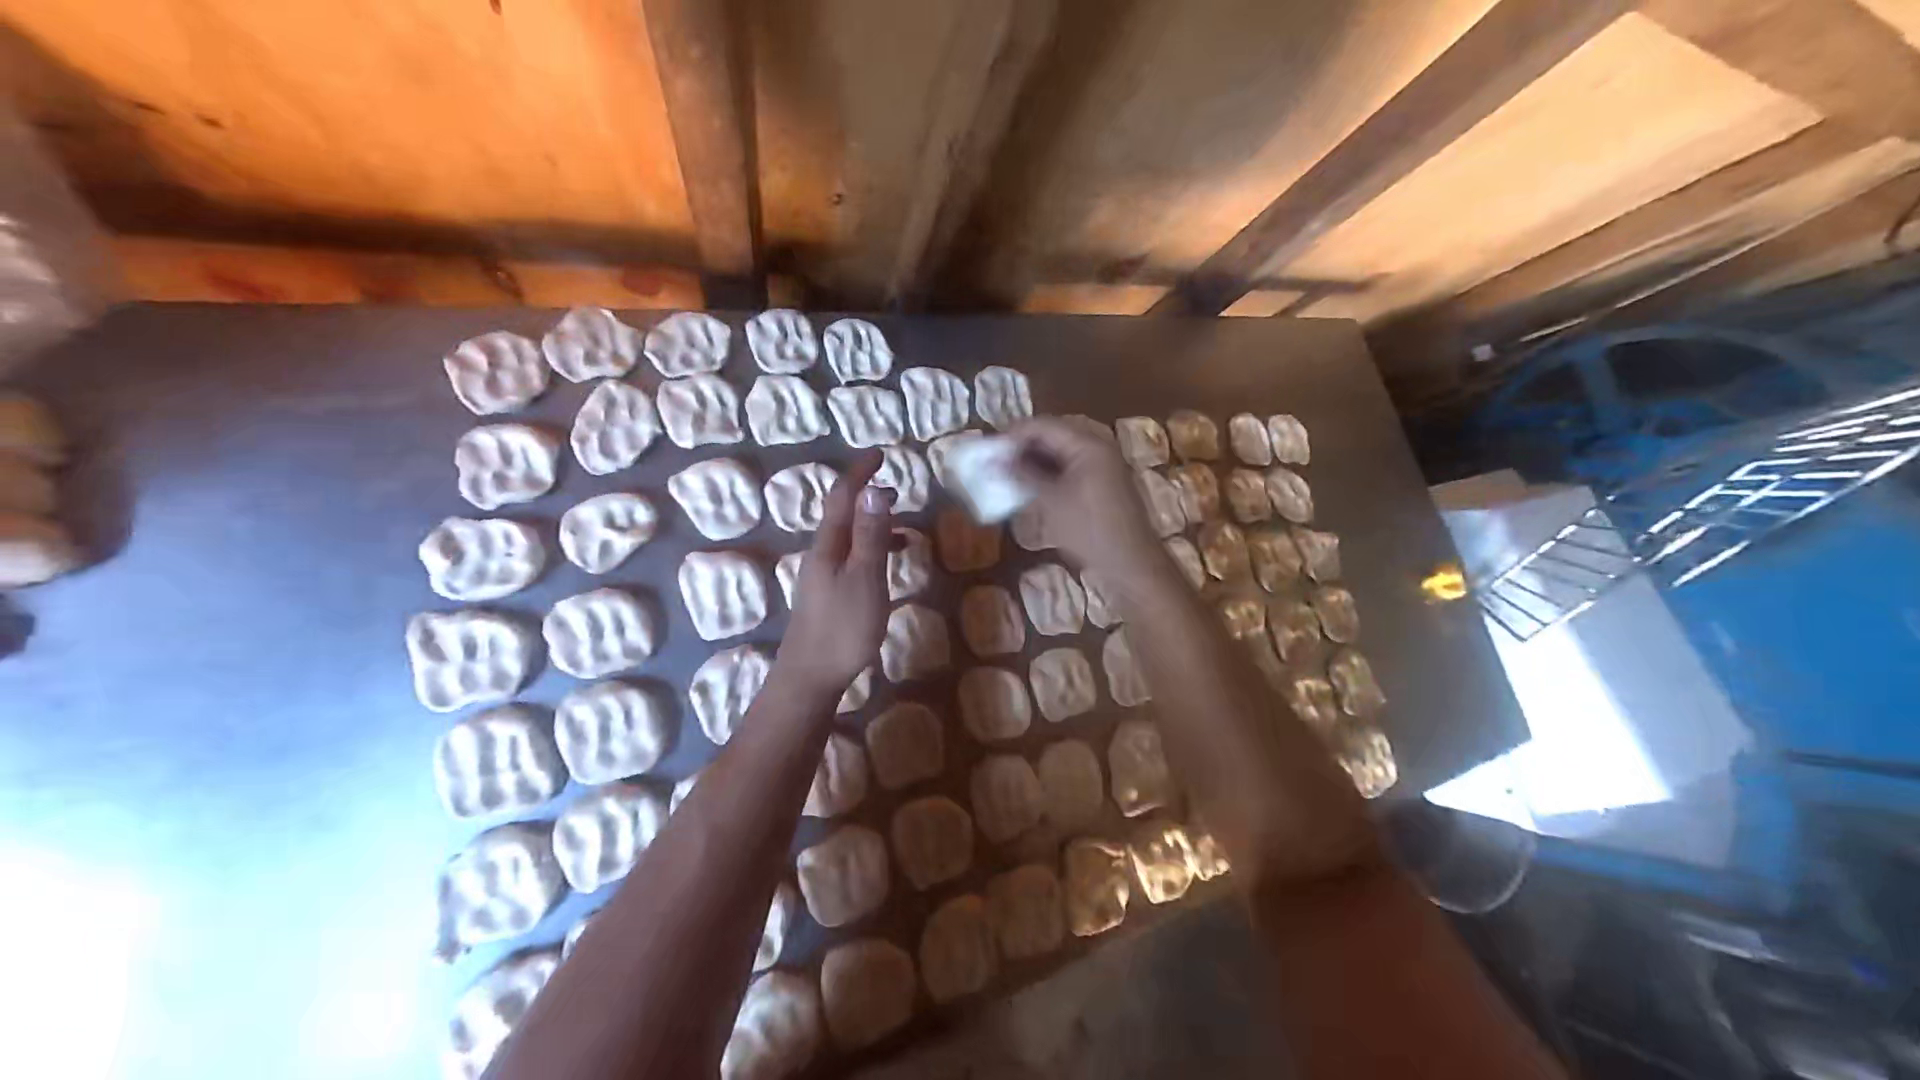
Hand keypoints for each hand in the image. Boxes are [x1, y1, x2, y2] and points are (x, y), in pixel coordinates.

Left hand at [776, 451, 891, 700]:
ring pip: (850, 538)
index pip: (842, 496)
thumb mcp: (865, 577)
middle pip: (843, 514)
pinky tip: (891, 565)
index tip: (880, 453)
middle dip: (868, 497)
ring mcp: (823, 575)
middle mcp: (822, 554)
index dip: (860, 472)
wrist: (810, 676)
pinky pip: (854, 559)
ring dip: (875, 526)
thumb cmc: (843, 626)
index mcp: (829, 544)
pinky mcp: (829, 594)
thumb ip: (871, 535)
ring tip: (907, 529)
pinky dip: (874, 551)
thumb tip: (875, 490)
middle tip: (898, 490)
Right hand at [1008, 417, 1161, 577]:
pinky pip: (1072, 467)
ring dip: (1036, 461)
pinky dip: (1051, 473)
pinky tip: (1032, 488)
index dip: (1013, 435)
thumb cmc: (1089, 531)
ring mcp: (1104, 465)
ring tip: (1010, 475)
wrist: (1131, 563)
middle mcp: (1099, 447)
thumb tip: (994, 461)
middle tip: (998, 462)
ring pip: (1062, 452)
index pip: (1043, 425)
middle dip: (1024, 447)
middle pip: (1054, 435)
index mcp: (1088, 444)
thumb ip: (1022, 475)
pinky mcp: (1104, 483)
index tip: (989, 451)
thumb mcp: (1050, 502)